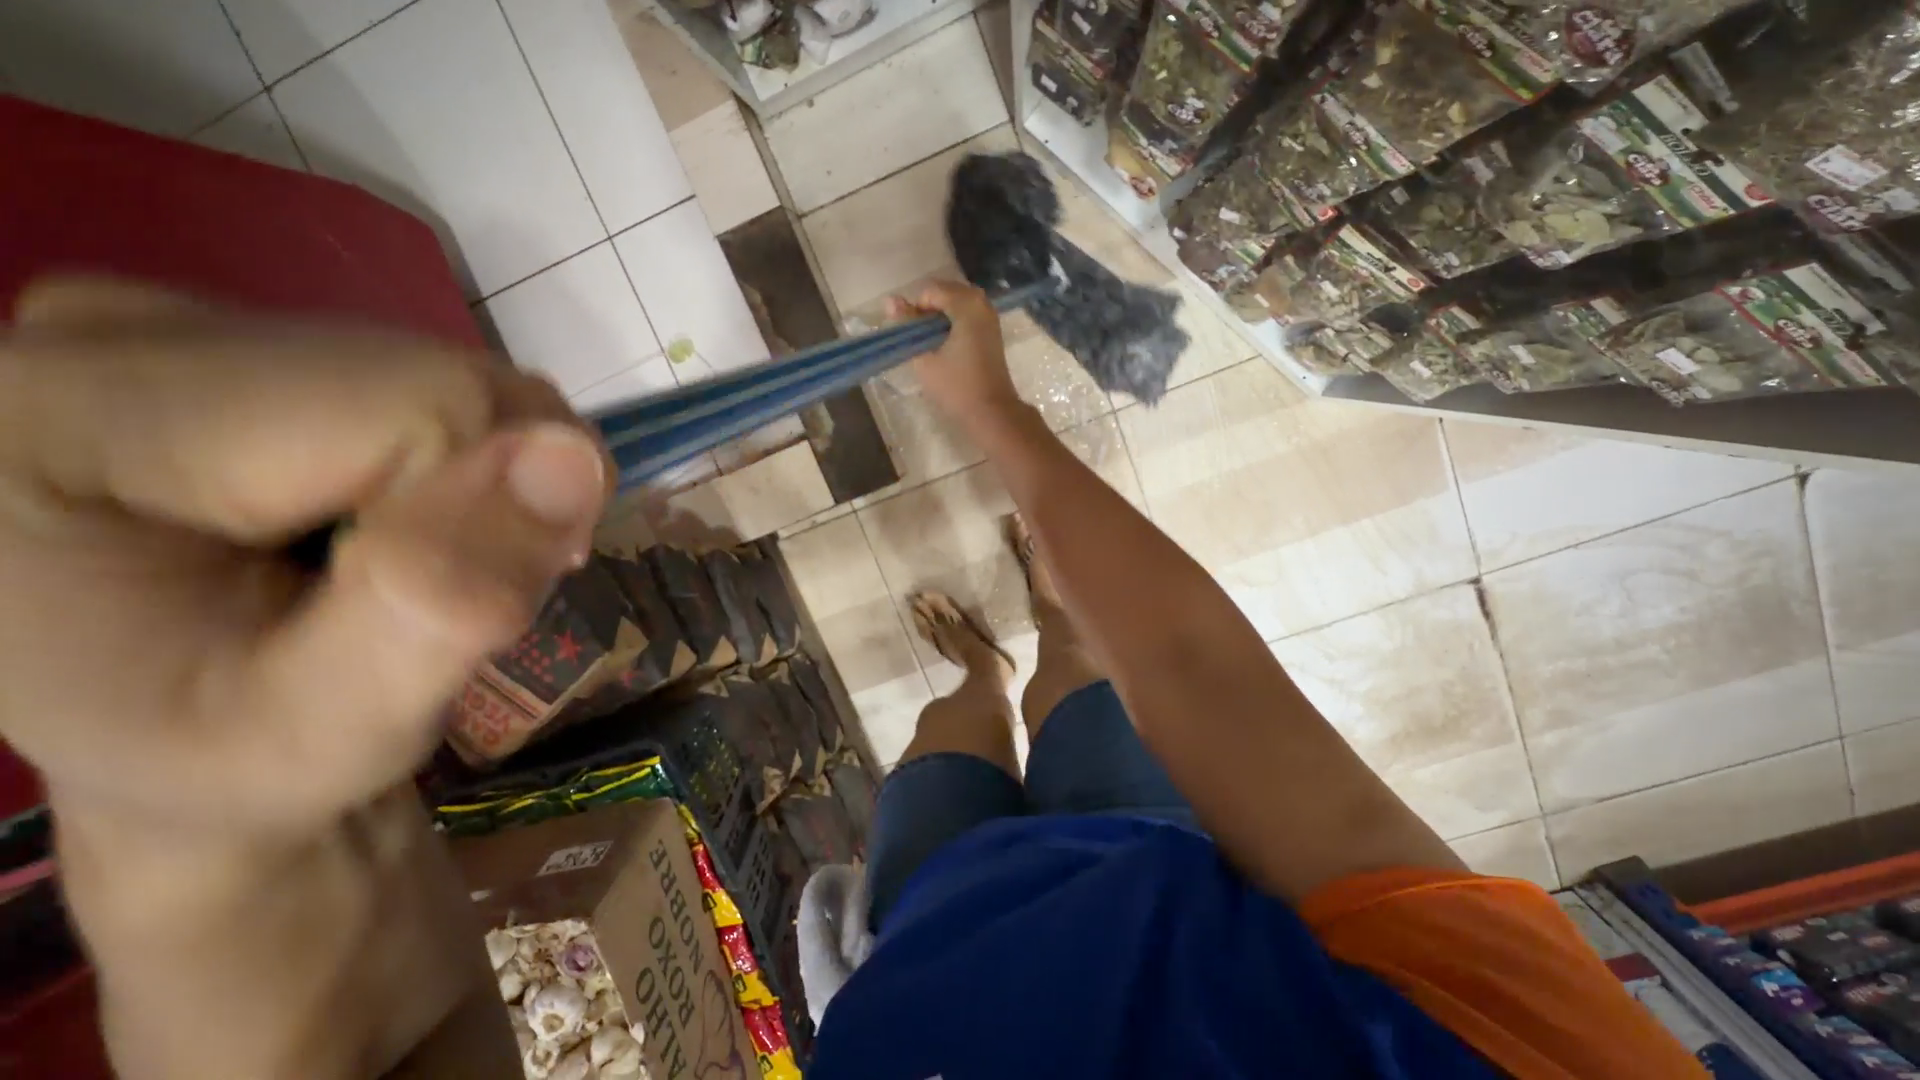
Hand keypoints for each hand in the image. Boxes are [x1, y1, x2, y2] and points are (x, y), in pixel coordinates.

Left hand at [0, 277, 611, 835]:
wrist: (171, 764)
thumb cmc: (230, 776)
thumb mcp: (332, 732)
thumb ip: (443, 603)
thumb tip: (573, 457)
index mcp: (64, 422)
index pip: (412, 405)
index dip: (488, 509)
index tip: (483, 611)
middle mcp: (106, 335)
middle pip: (426, 376)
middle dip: (490, 494)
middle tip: (447, 601)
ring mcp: (174, 326)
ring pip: (440, 372)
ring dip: (484, 481)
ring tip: (421, 570)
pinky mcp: (232, 341)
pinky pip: (424, 376)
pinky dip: (462, 459)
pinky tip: (406, 523)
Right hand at [887, 281, 1023, 430]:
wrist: (991, 411)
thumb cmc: (955, 386)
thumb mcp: (924, 356)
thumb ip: (907, 324)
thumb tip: (890, 300)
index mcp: (967, 304)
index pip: (930, 290)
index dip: (915, 310)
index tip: (911, 336)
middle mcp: (981, 302)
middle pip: (944, 292)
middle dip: (927, 310)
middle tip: (919, 339)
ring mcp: (990, 315)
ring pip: (956, 302)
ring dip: (939, 317)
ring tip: (930, 343)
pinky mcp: (992, 330)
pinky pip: (966, 313)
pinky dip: (952, 322)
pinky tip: (945, 344)